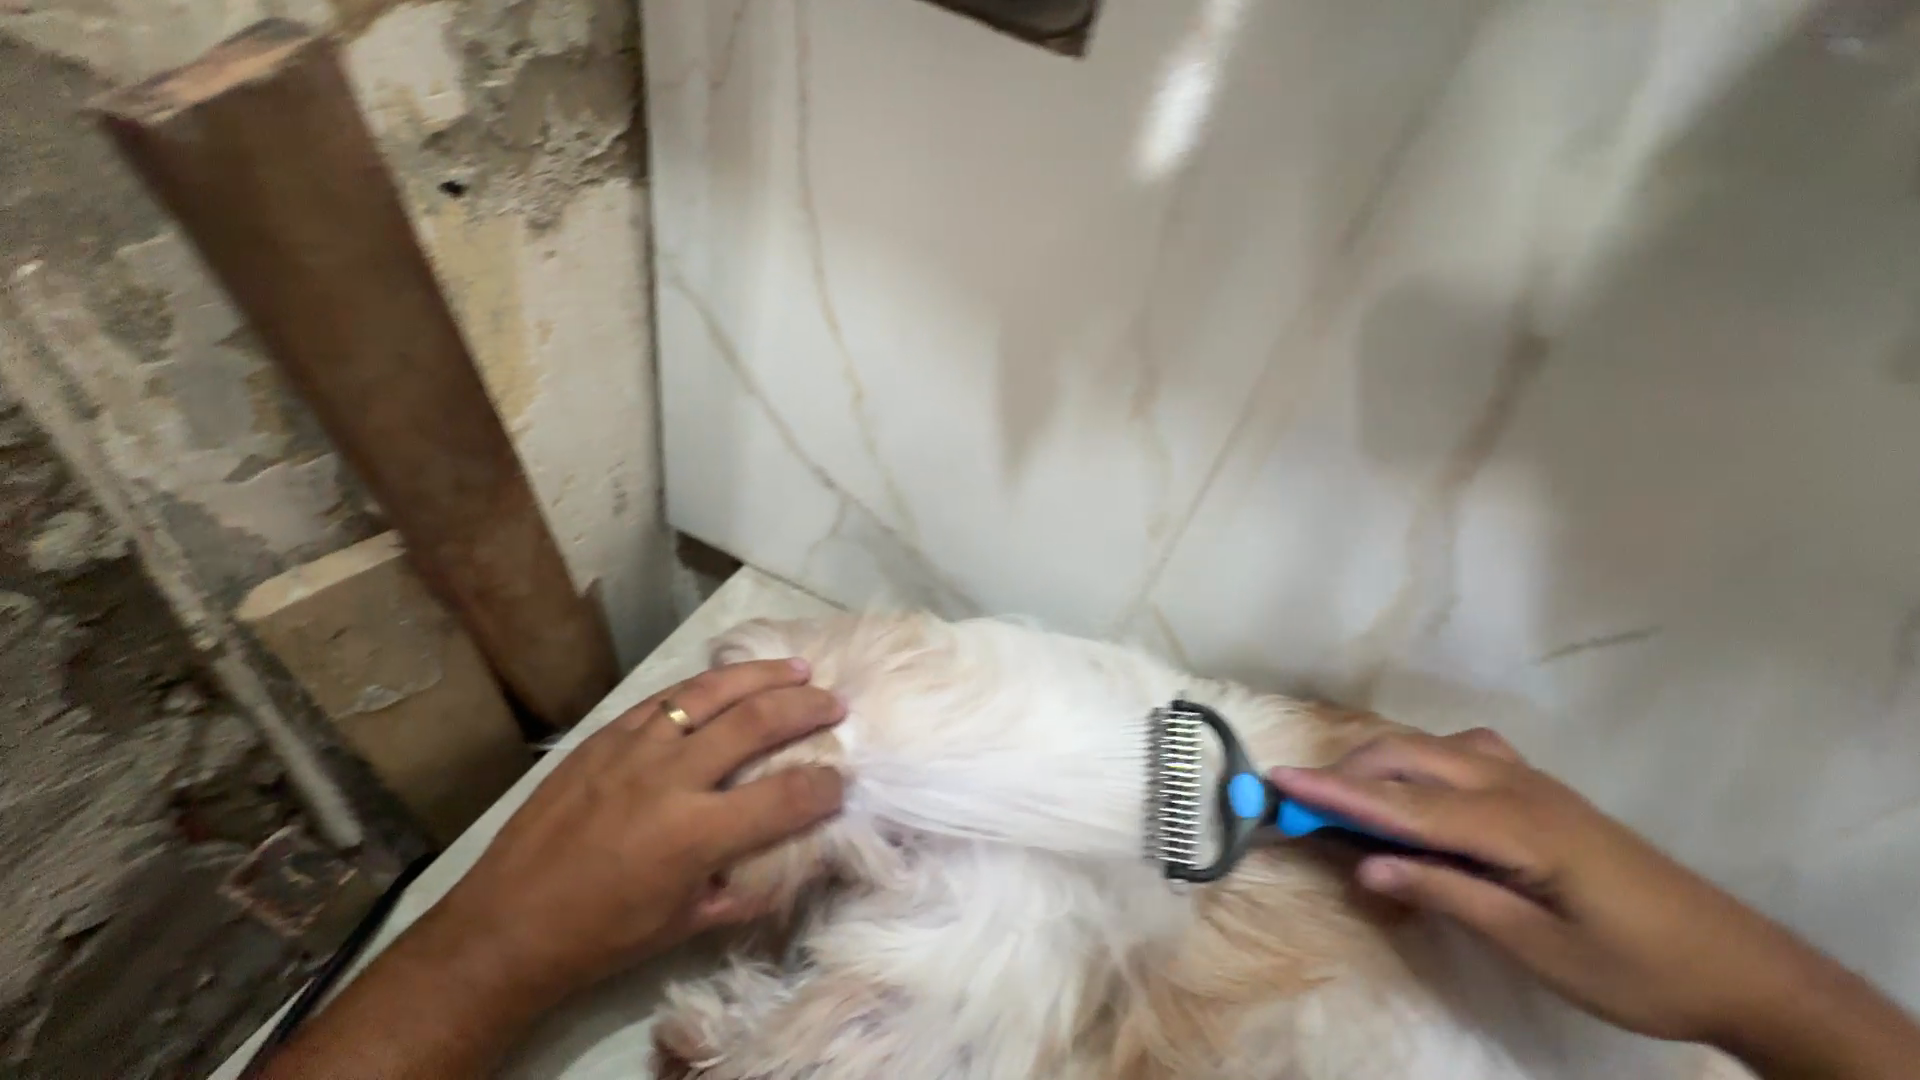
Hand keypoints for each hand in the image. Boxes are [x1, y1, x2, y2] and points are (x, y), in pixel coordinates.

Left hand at [260, 659, 847, 1079]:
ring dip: (762, 676)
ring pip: (711, 693)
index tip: (845, 780)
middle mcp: (670, 779)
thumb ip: (747, 889)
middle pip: (756, 723)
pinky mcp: (604, 737)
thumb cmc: (603, 935)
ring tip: (798, 669)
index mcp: (695, 835)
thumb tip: (795, 863)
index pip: (787, 796)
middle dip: (807, 710)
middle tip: (837, 704)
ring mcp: (634, 750)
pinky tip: (728, 680)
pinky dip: (706, 686)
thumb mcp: (686, 924)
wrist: (505, 925)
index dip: (827, 785)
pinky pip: (666, 698)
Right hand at [1271, 731, 1919, 1077]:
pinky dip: (1420, 763)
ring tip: (1353, 802)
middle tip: (1306, 807)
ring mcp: (1532, 780)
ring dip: (1382, 764)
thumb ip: (1448, 893)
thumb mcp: (1537, 947)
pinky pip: (1462, 753)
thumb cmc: (1637, 967)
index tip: (1279, 781)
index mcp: (1518, 827)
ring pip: (1433, 747)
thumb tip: (1365, 867)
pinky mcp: (1540, 789)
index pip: (1404, 804)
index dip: (1336, 794)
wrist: (1744, 966)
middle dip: (1349, 773)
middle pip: (1410, 757)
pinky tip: (1422, 793)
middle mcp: (1517, 786)